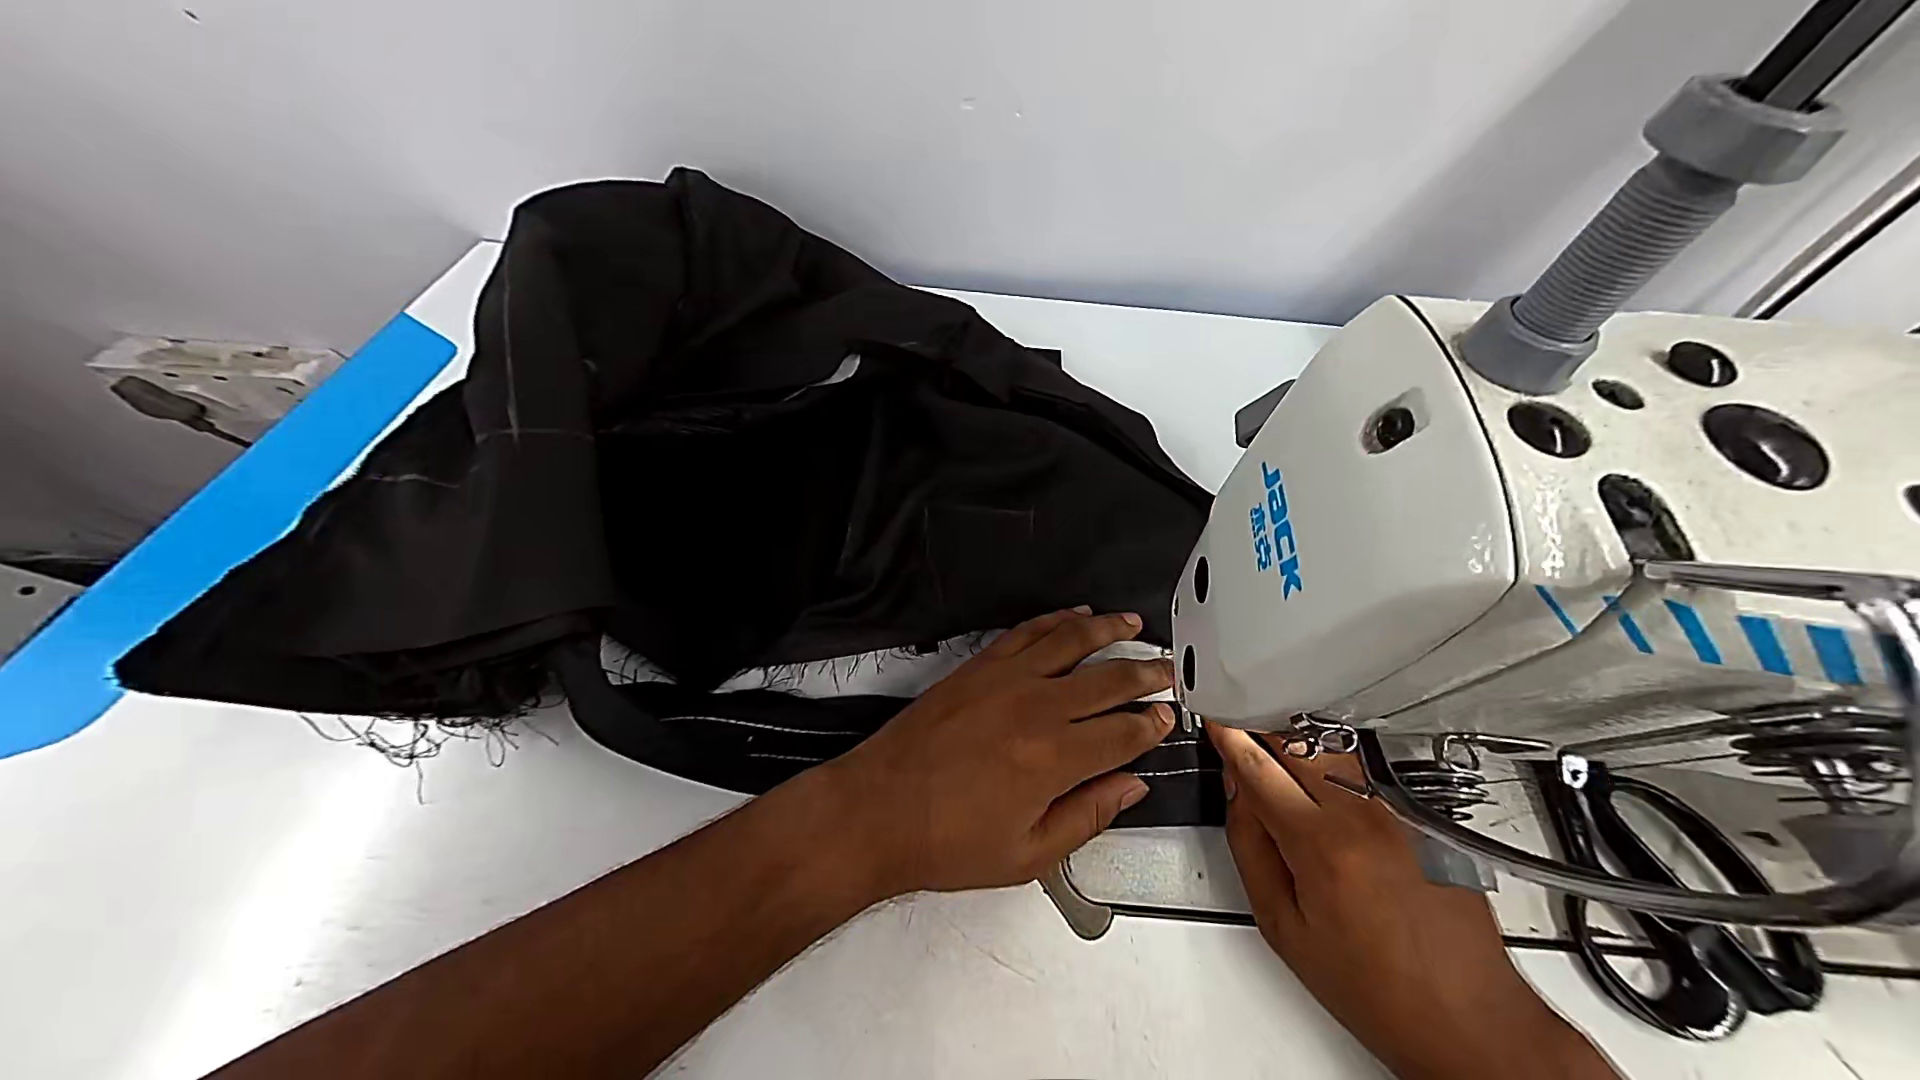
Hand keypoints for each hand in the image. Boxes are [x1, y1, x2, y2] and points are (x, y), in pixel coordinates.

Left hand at [820, 608, 1175, 897]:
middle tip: (1167, 671)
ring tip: (1133, 626)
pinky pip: (1027, 632)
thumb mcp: (1028, 853)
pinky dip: (1056, 620)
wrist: (876, 809)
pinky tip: (1074, 617)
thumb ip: (1088, 815)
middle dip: (1147, 674)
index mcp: (1053, 759)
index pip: (1124, 732)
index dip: (1152, 724)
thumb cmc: (944, 839)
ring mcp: (1004, 679)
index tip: (1166, 718)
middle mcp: (1034, 708)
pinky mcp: (977, 666)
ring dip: (1110, 630)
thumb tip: (1130, 787)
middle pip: (1109, 679)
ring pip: (1073, 641)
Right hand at [1208, 726, 1618, 1079]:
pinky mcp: (1421, 817)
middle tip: (1240, 736)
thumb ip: (1248, 846)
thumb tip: (1236, 793)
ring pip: (1331, 747)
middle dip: (1260, 730)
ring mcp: (1399, 814)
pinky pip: (1362, 770)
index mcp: (1322, 847)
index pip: (1259, 767)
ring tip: (1278, 765)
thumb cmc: (1381, 990)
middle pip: (1296, 741)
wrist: (1470, 1021)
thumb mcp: (1282, 925)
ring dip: (1295, 745)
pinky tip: (1320, 788)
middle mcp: (1366, 819)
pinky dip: (1330, 764)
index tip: (1216, 723)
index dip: (1229, 737)